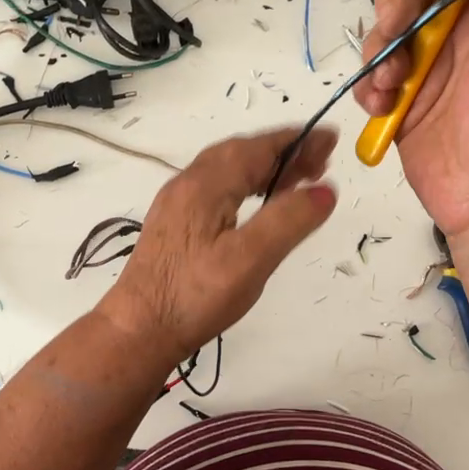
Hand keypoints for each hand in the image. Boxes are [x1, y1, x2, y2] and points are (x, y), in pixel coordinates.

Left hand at [96, 127, 337, 361]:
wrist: (138, 330)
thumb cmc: (194, 296)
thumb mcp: (250, 259)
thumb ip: (289, 220)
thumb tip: (326, 190)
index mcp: (206, 184)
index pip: (259, 148)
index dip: (298, 141)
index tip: (331, 139)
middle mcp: (188, 185)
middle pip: (242, 154)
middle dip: (284, 153)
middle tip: (321, 164)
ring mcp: (177, 205)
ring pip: (227, 172)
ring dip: (265, 170)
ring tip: (297, 184)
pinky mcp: (173, 227)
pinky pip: (216, 191)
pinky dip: (245, 187)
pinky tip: (255, 207)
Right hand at [353, 0, 468, 238]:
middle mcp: (461, 36)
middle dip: (397, 3)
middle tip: (396, 31)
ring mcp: (430, 72)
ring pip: (388, 33)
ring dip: (379, 49)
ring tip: (389, 84)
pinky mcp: (404, 106)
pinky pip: (375, 78)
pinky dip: (370, 85)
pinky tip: (379, 104)